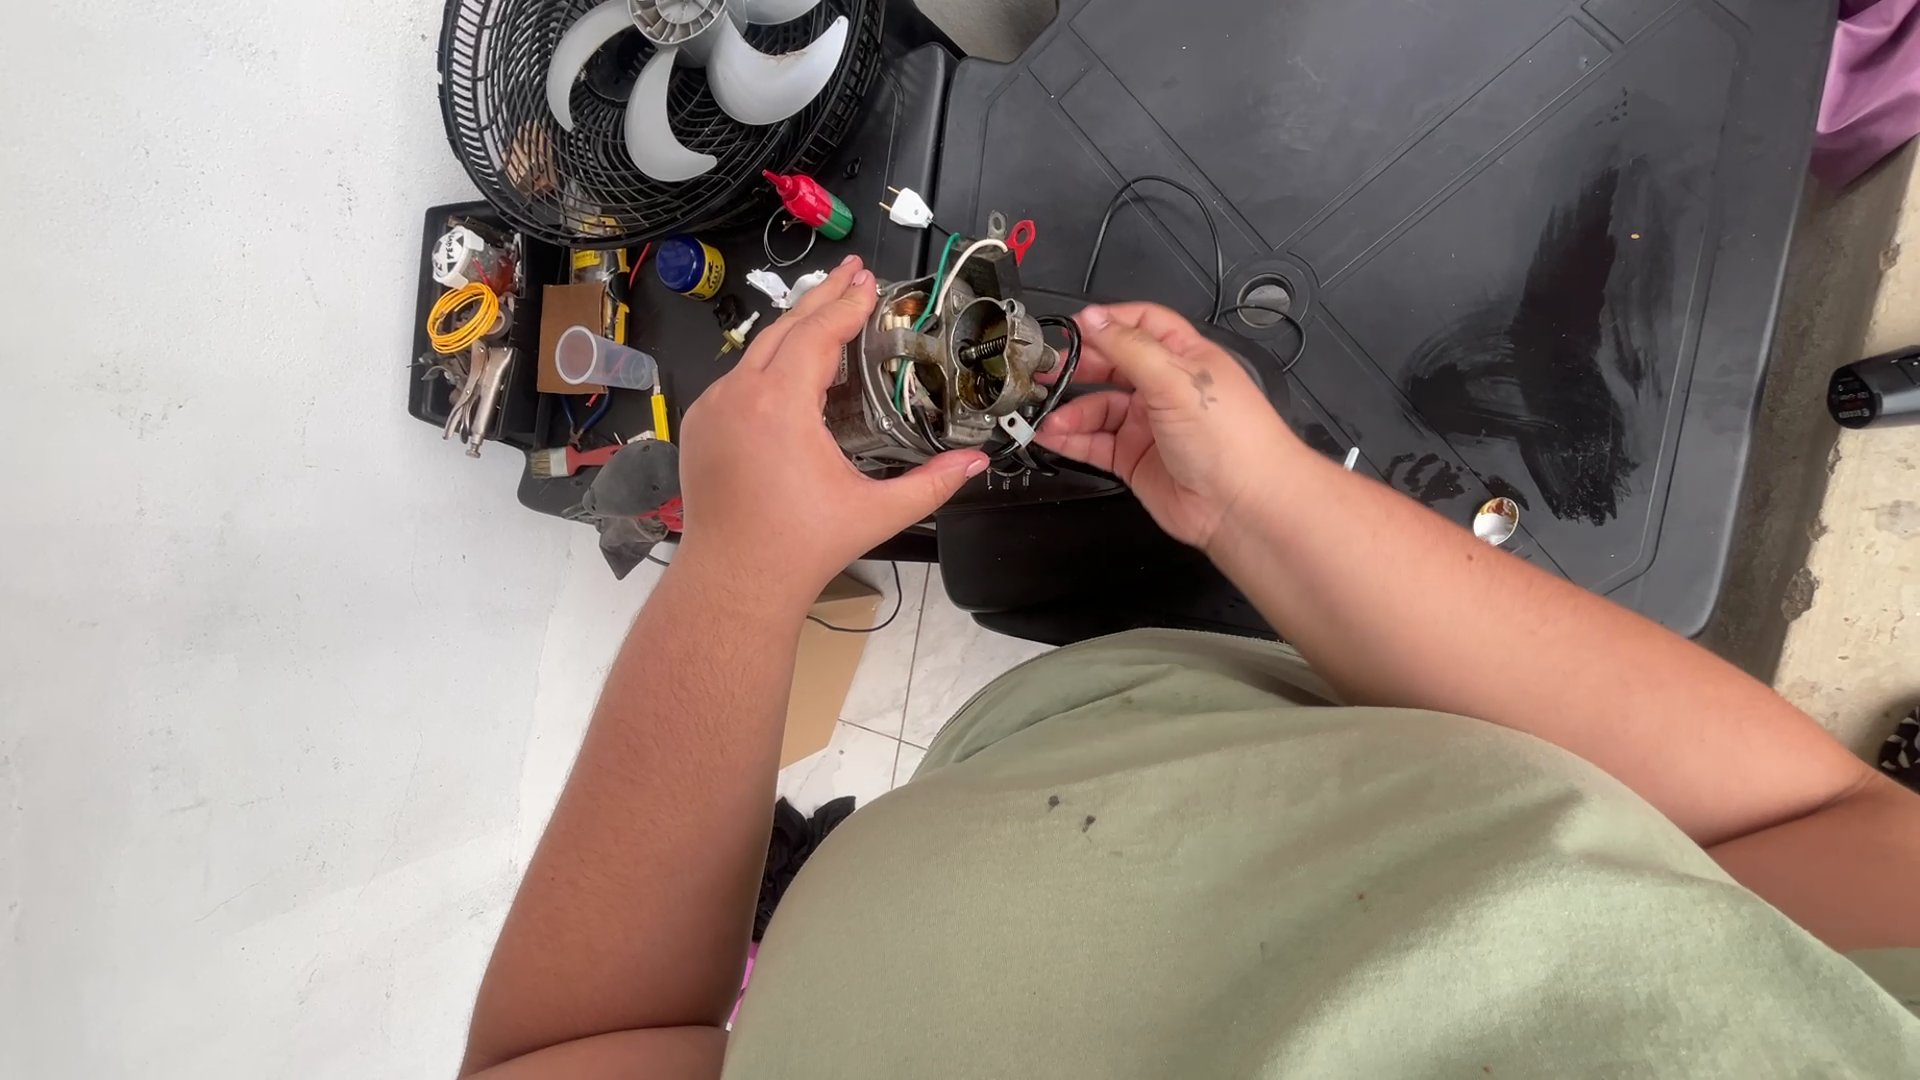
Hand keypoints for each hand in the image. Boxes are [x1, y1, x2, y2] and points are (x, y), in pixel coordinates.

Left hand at [676, 256, 988, 606]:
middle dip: (822, 298)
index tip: (868, 283)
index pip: (816, 334)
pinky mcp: (702, 426)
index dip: (847, 305)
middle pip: (784, 328)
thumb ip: (931, 484)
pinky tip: (791, 365)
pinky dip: (769, 362)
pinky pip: (738, 378)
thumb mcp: (875, 513)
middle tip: (853, 273)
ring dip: (795, 328)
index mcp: (779, 407)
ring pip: (757, 351)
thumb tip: (974, 463)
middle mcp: (738, 397)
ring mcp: (712, 410)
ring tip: (828, 311)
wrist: (733, 580)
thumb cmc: (798, 547)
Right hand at [1037, 303, 1304, 549]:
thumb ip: (1130, 347)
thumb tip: (1095, 318)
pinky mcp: (1134, 460)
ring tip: (1048, 416)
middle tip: (1046, 371)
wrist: (1242, 505)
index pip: (1140, 326)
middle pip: (1112, 366)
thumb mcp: (1176, 379)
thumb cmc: (1231, 439)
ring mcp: (1148, 426)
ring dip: (1070, 411)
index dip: (1107, 323)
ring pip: (1098, 409)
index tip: (1073, 329)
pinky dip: (1070, 439)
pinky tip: (1051, 436)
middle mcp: (1165, 389)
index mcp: (1184, 358)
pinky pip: (1094, 444)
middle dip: (1078, 367)